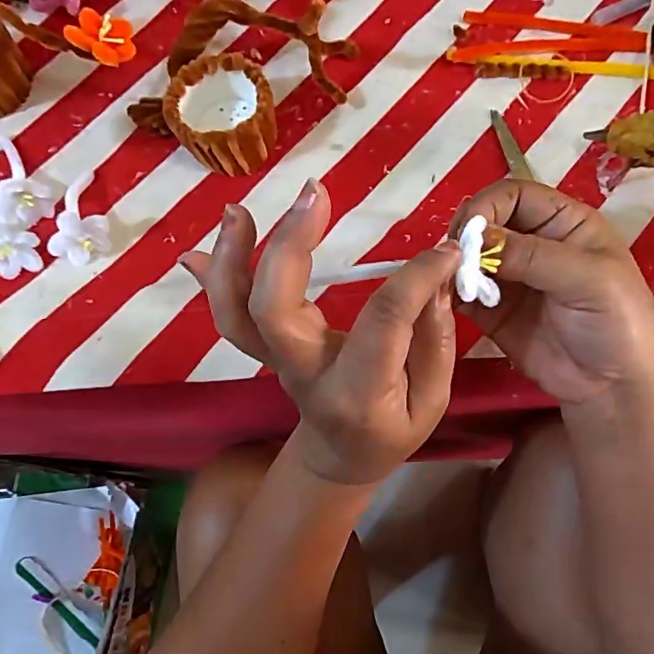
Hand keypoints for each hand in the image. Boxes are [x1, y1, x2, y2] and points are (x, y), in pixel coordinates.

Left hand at [181, 180, 457, 484]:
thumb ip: (435, 340)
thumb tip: (435, 275)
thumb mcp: (432, 401)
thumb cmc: (392, 431)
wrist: (340, 458)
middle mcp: (306, 373)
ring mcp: (276, 361)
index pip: (382, 320)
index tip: (445, 251)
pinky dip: (215, 277)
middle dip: (289, 245)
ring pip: (237, 313)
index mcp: (358, 392)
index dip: (415, 277)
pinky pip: (231, 316)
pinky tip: (209, 241)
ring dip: (233, 258)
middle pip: (274, 309)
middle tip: (316, 194)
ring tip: (239, 211)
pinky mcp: (264, 348)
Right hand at [451, 181, 653, 405]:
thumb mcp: (586, 279)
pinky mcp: (496, 315)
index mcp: (565, 224)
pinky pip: (466, 295)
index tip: (467, 232)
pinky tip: (445, 299)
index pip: (515, 195)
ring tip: (446, 281)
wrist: (613, 388)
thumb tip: (476, 238)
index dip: (487, 206)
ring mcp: (513, 281)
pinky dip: (451, 294)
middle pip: (487, 224)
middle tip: (452, 259)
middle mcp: (535, 245)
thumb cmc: (616, 323)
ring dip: (455, 266)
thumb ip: (531, 256)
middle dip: (466, 237)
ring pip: (472, 259)